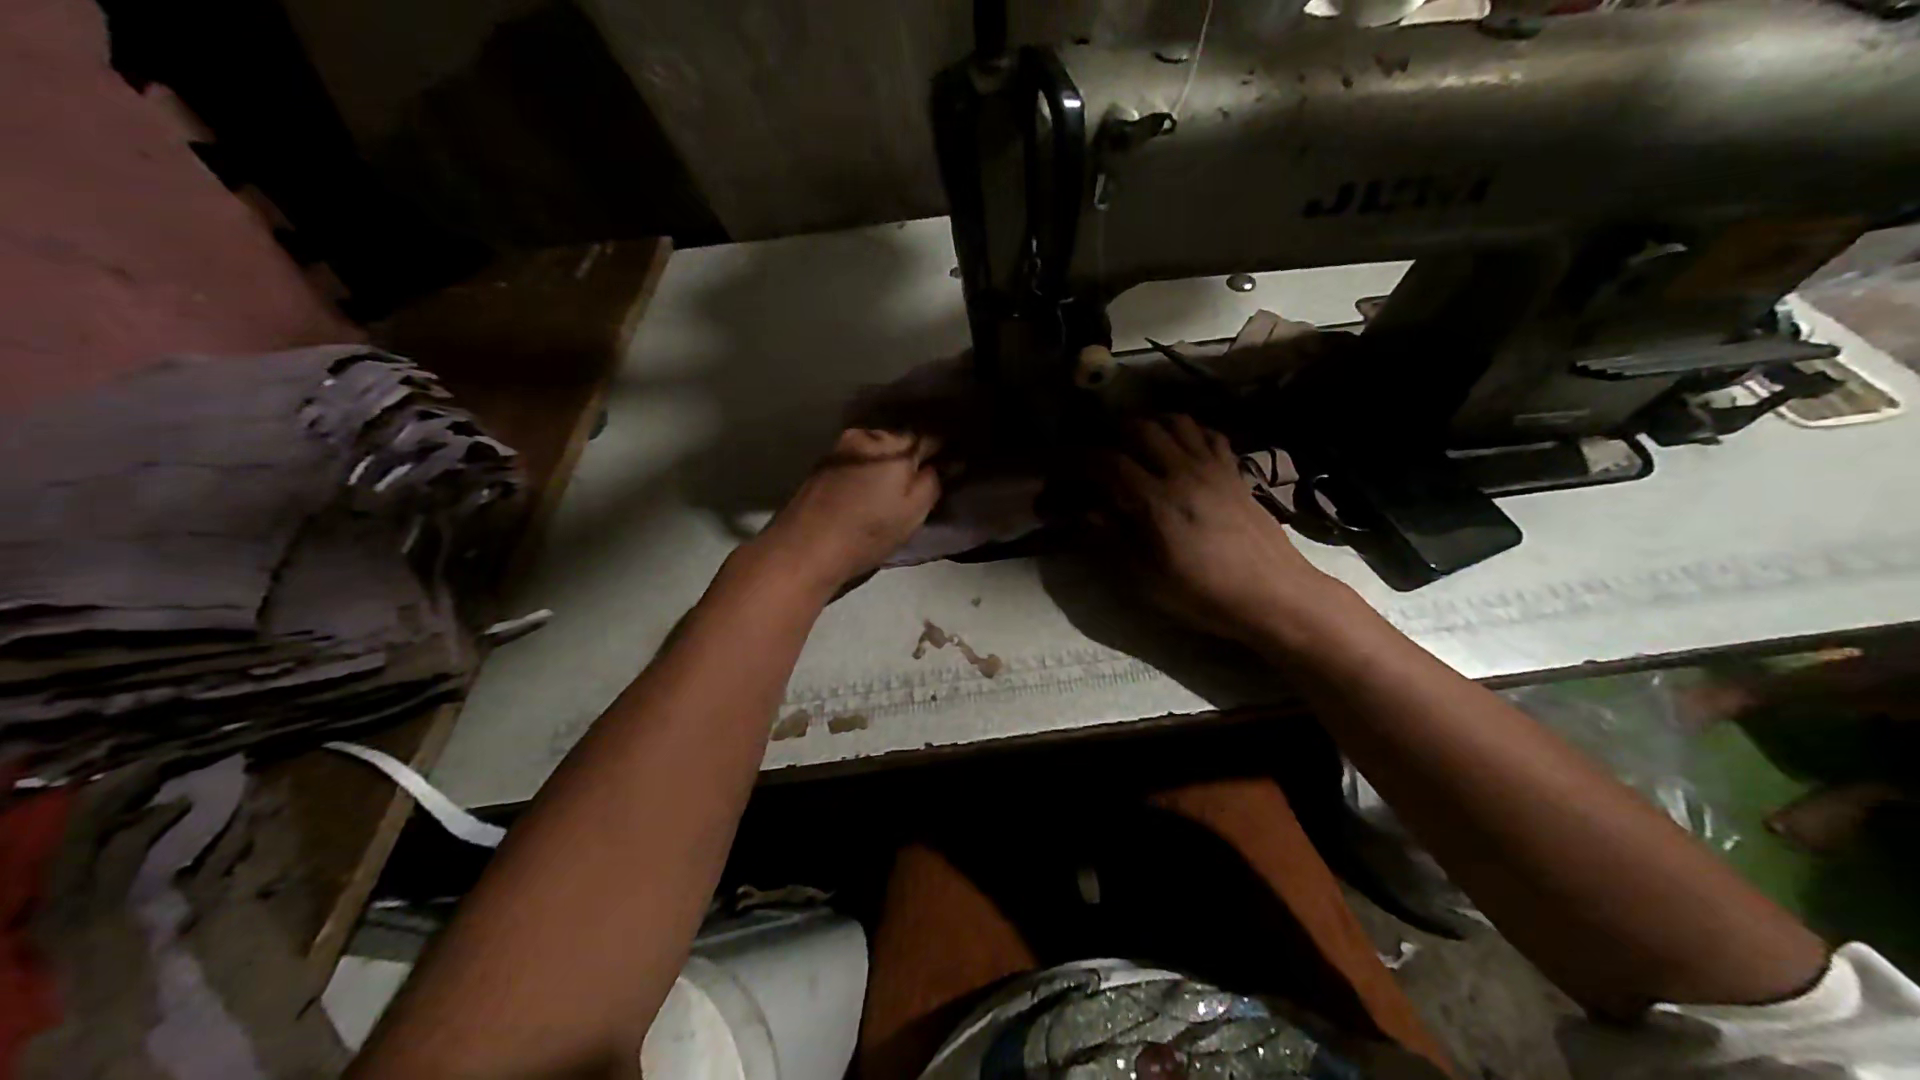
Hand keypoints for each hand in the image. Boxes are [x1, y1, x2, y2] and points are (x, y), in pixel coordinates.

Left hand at [752, 428, 941, 591]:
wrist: (804, 548)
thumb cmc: (868, 530)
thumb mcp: (914, 510)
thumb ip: (935, 480)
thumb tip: (946, 463)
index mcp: (892, 444)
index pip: (930, 435)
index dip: (946, 448)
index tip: (955, 461)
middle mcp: (865, 436)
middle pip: (900, 439)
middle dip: (914, 453)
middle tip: (926, 475)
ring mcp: (839, 449)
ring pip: (876, 449)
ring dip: (888, 461)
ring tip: (895, 485)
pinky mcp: (821, 467)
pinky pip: (857, 460)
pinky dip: (868, 469)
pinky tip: (869, 489)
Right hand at [1092, 416, 1343, 644]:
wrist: (1273, 595)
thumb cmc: (1204, 594)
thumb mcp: (1147, 580)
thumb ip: (1113, 540)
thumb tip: (1085, 512)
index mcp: (1157, 502)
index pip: (1109, 462)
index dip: (1080, 459)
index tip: (1064, 467)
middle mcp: (1184, 473)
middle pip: (1141, 428)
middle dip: (1113, 434)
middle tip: (1100, 452)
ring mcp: (1214, 468)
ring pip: (1177, 422)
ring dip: (1151, 426)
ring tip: (1137, 446)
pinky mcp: (1235, 472)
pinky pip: (1209, 435)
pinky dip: (1188, 433)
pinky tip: (1179, 451)